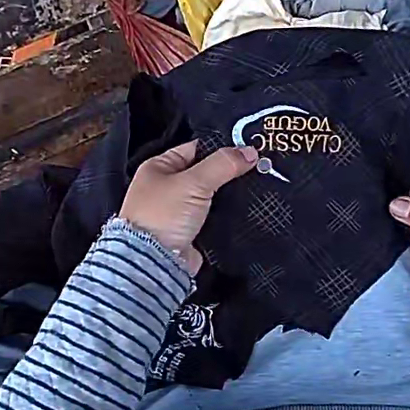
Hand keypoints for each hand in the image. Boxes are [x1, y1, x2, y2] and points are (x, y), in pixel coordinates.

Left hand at [120, 141, 259, 273]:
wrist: (155, 262)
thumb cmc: (160, 217)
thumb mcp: (193, 182)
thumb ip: (222, 165)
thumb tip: (248, 152)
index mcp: (159, 168)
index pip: (195, 149)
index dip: (220, 148)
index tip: (246, 148)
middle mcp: (167, 188)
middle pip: (205, 173)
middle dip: (227, 173)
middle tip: (255, 167)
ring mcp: (179, 211)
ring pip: (211, 197)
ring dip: (228, 196)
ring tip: (254, 188)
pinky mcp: (190, 232)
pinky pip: (213, 218)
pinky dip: (226, 216)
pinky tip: (244, 211)